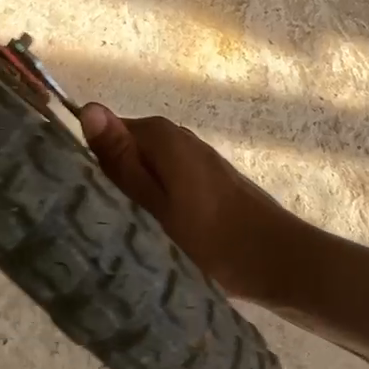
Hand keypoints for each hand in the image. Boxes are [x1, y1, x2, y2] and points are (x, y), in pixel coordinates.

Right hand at [79, 103, 314, 300]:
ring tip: (134, 232)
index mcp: (157, 133)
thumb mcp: (155, 205)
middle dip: (115, 181)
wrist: (280, 261)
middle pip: (124, 149)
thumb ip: (120, 159)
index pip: (103, 134)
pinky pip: (166, 178)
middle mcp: (174, 132)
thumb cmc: (213, 239)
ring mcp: (193, 153)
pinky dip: (159, 200)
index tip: (91, 202)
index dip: (93, 166)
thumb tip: (87, 108)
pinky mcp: (206, 174)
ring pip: (146, 166)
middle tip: (115, 224)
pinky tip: (161, 230)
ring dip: (137, 194)